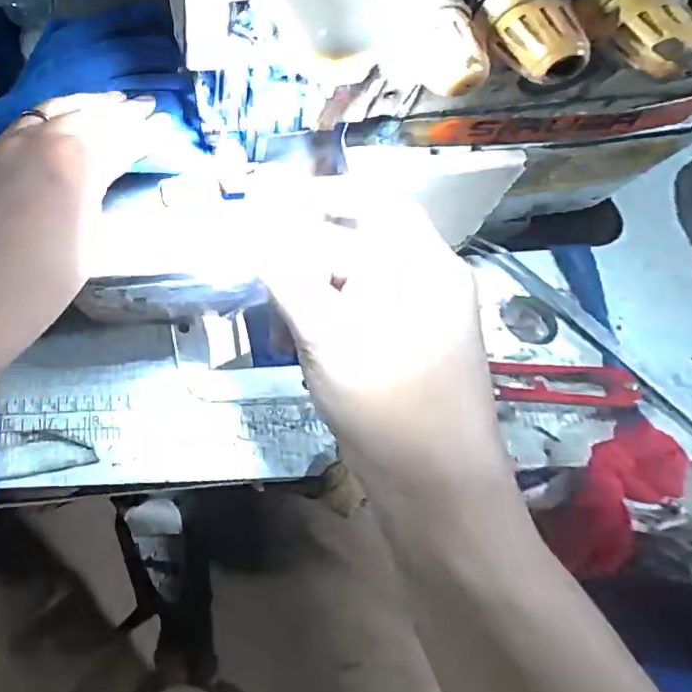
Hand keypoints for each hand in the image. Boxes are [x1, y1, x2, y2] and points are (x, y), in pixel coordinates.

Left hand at [0, 92, 161, 455]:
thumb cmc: (28, 295)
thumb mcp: (85, 253)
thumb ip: (93, 204)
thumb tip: (98, 182)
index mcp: (73, 160)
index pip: (119, 136)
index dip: (144, 131)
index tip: (163, 125)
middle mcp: (36, 139)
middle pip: (84, 114)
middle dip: (116, 110)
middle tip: (140, 107)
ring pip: (49, 112)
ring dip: (81, 107)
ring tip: (103, 107)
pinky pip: (21, 126)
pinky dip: (48, 120)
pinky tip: (53, 130)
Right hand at [257, 198, 511, 492]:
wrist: (439, 496)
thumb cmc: (387, 409)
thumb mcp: (327, 334)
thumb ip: (287, 274)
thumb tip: (251, 226)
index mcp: (424, 264)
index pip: (368, 201)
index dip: (314, 194)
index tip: (263, 200)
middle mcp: (428, 279)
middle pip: (361, 233)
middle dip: (306, 240)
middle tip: (261, 253)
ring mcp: (421, 315)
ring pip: (355, 272)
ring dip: (310, 278)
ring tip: (275, 308)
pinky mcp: (407, 345)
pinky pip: (359, 305)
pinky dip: (324, 308)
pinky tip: (296, 336)